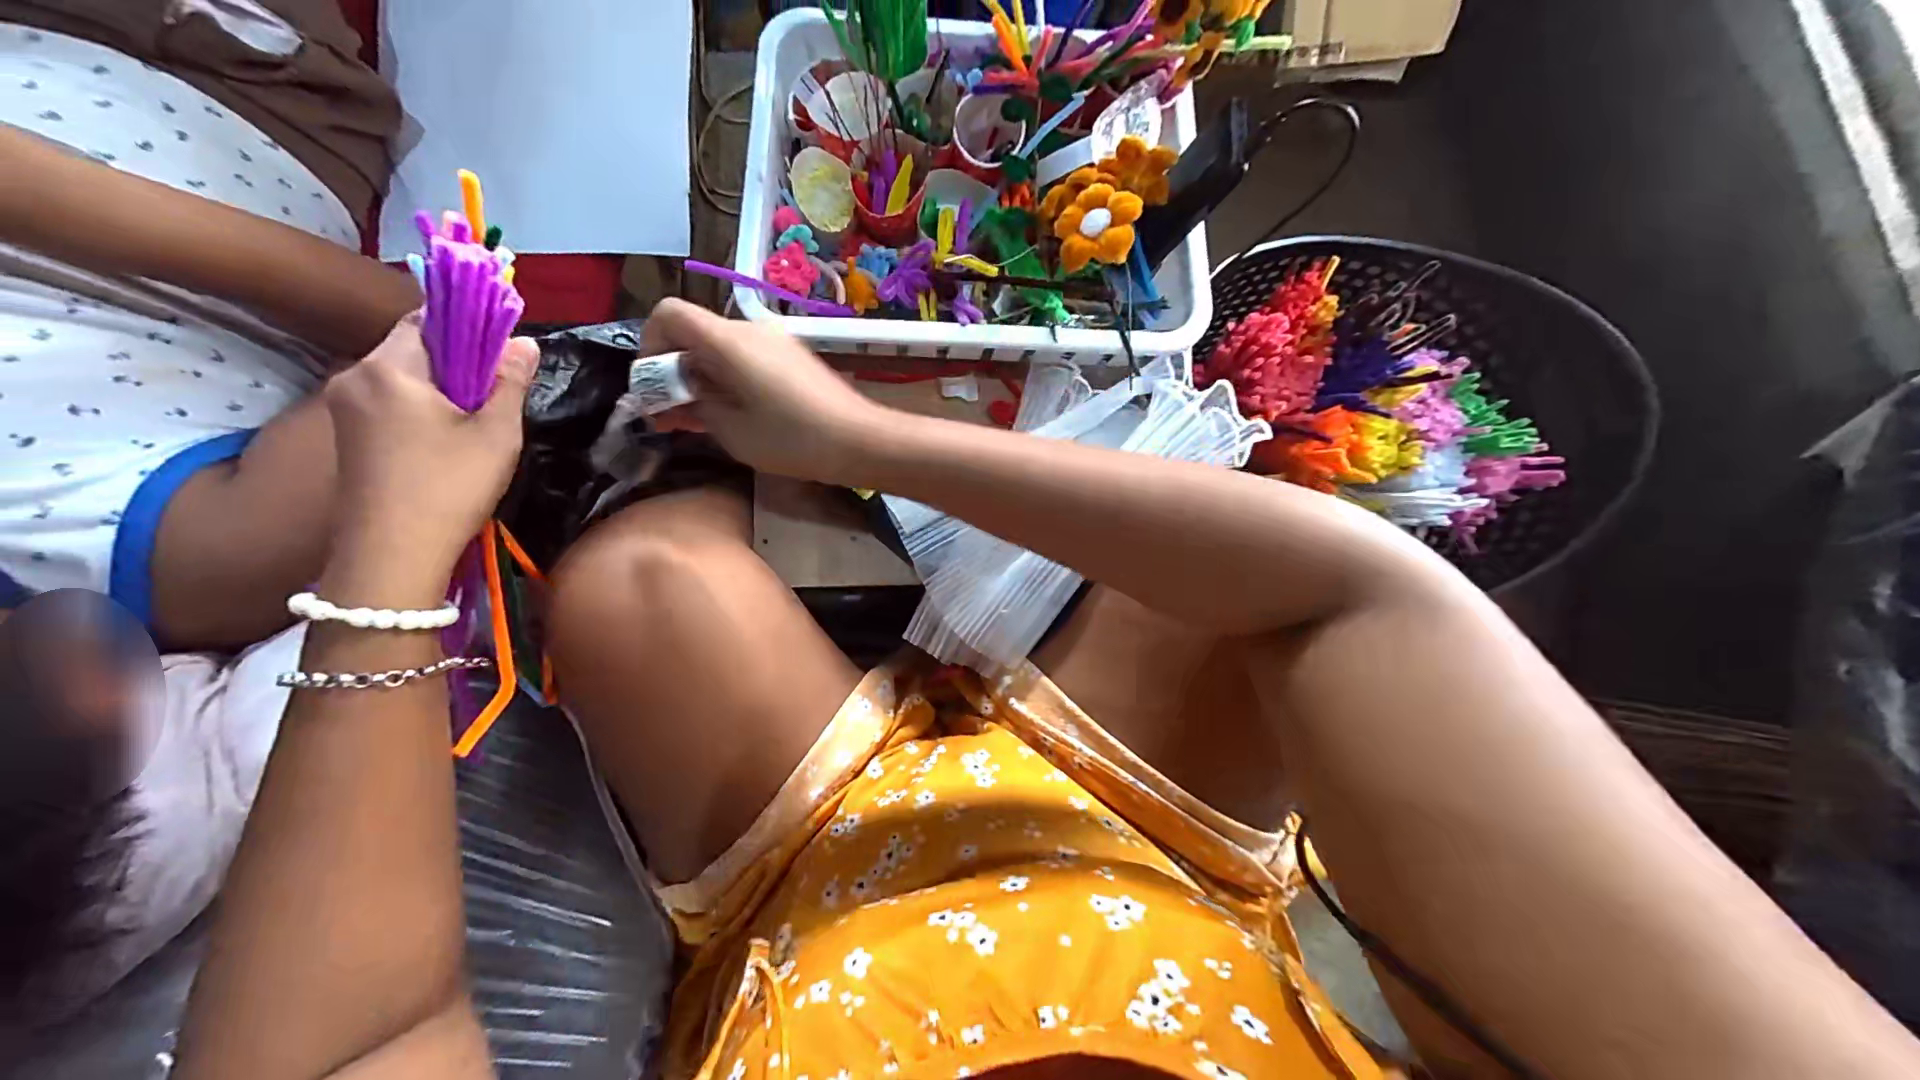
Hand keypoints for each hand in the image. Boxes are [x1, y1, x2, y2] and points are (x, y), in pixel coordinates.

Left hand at [323, 315, 536, 593]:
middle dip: (459, 360)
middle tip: (499, 390)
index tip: (504, 350)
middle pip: (414, 347)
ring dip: (444, 385)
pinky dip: (424, 406)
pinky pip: (392, 401)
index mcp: (388, 368)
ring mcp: (346, 407)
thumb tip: (526, 342)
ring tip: (480, 418)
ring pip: (404, 376)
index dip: (469, 326)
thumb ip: (510, 382)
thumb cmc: (450, 487)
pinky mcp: (349, 434)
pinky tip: (451, 436)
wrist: (393, 554)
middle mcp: (356, 377)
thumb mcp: (496, 434)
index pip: (428, 319)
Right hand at [643, 298, 892, 483]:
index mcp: (728, 340)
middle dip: (674, 371)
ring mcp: (775, 341)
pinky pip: (747, 359)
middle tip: (670, 417)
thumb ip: (692, 408)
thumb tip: (670, 400)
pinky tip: (735, 415)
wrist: (860, 440)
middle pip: (695, 333)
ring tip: (701, 422)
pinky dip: (729, 381)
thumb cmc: (792, 439)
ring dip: (702, 379)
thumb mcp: (731, 431)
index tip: (655, 387)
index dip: (650, 346)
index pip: (668, 313)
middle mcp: (750, 330)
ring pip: (721, 349)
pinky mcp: (792, 358)